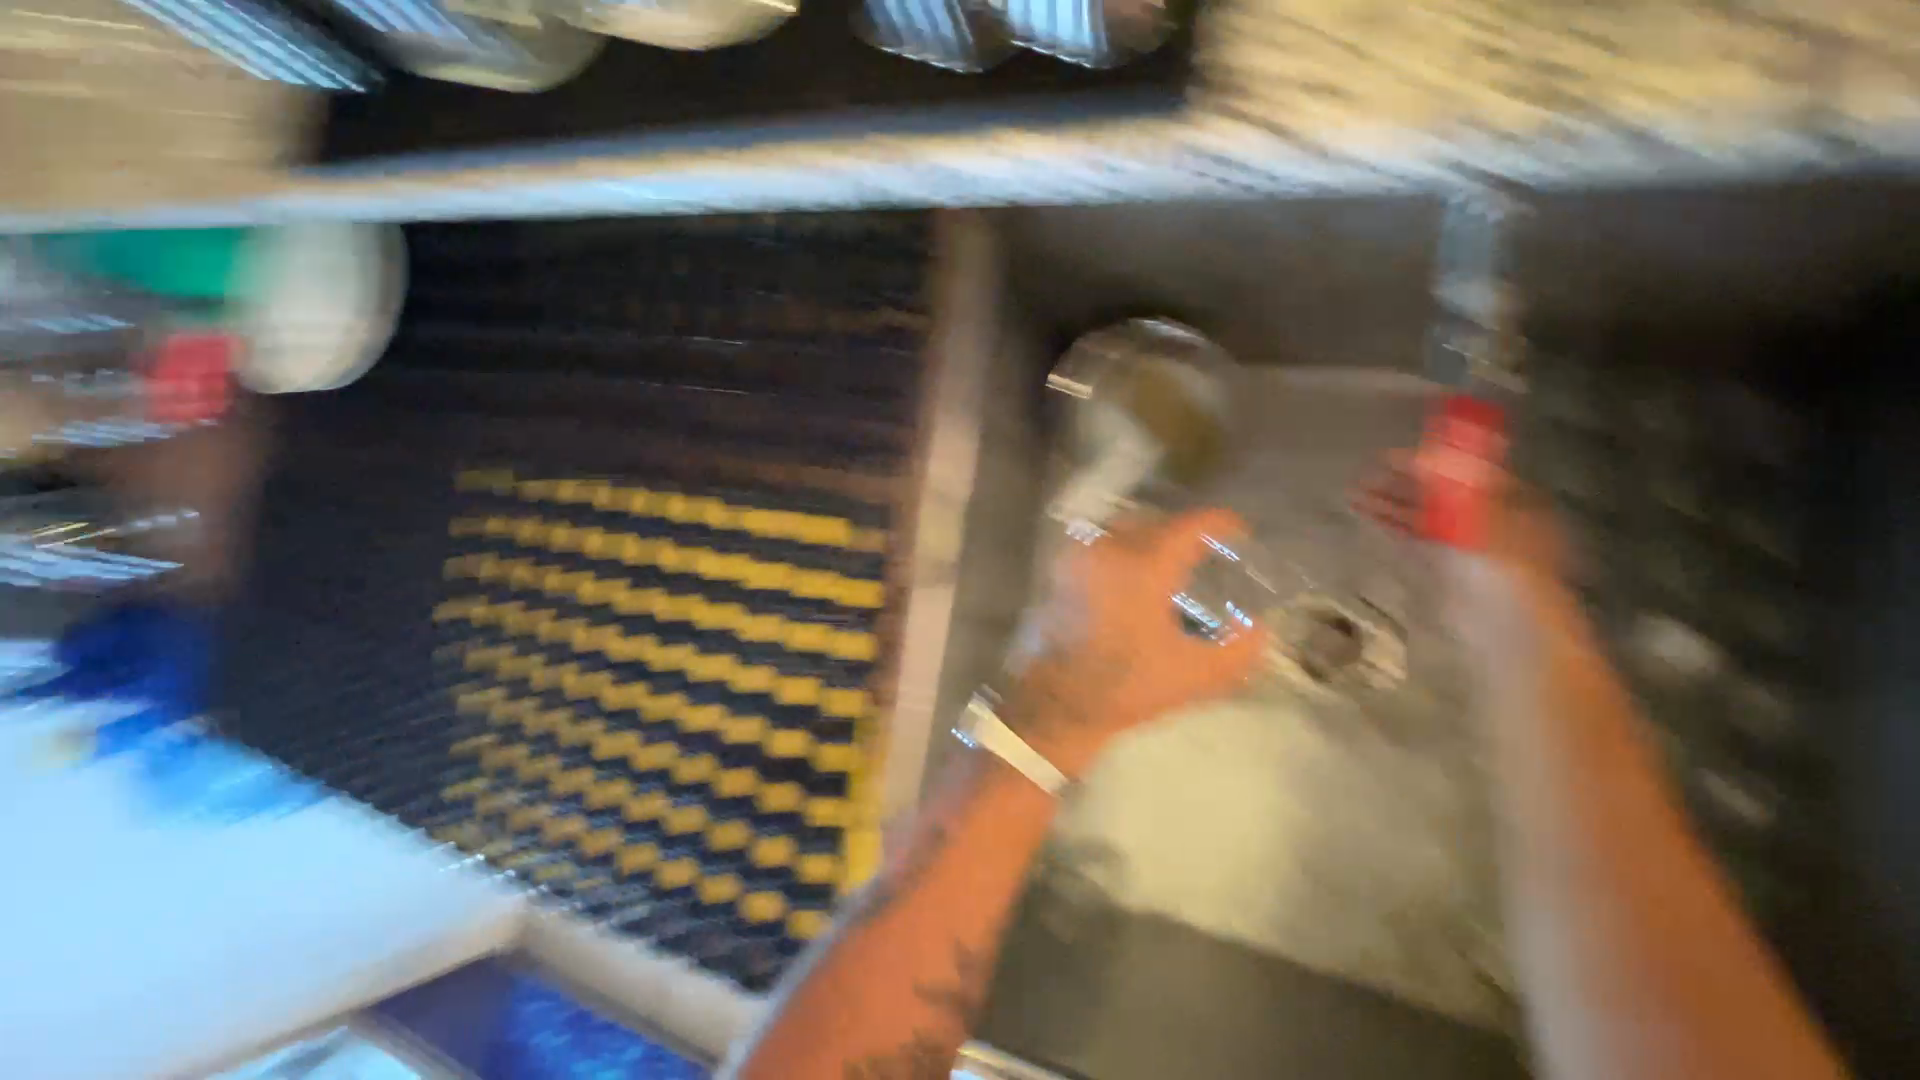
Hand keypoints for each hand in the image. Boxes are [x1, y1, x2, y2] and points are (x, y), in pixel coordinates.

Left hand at [1002, 507, 1267, 779]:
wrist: (1059, 704)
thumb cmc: (1127, 687)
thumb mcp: (1196, 675)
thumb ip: (1240, 649)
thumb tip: (1260, 627)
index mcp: (1143, 566)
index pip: (1190, 525)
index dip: (1221, 524)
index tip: (1240, 533)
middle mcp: (1109, 549)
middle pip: (1157, 521)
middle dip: (1185, 533)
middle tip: (1208, 556)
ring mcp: (1079, 557)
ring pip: (1126, 529)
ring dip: (1153, 539)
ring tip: (1174, 565)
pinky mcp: (1061, 571)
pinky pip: (1102, 545)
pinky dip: (1125, 551)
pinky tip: (1139, 580)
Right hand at [1352, 451, 1583, 654]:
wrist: (1508, 631)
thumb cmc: (1504, 573)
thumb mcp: (1481, 523)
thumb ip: (1454, 486)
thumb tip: (1426, 452)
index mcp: (1513, 502)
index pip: (1469, 471)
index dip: (1434, 459)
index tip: (1398, 455)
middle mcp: (1492, 517)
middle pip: (1444, 490)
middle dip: (1405, 480)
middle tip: (1367, 472)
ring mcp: (1470, 542)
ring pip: (1427, 513)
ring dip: (1393, 501)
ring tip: (1356, 492)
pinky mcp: (1450, 566)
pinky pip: (1420, 536)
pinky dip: (1397, 523)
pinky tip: (1371, 515)